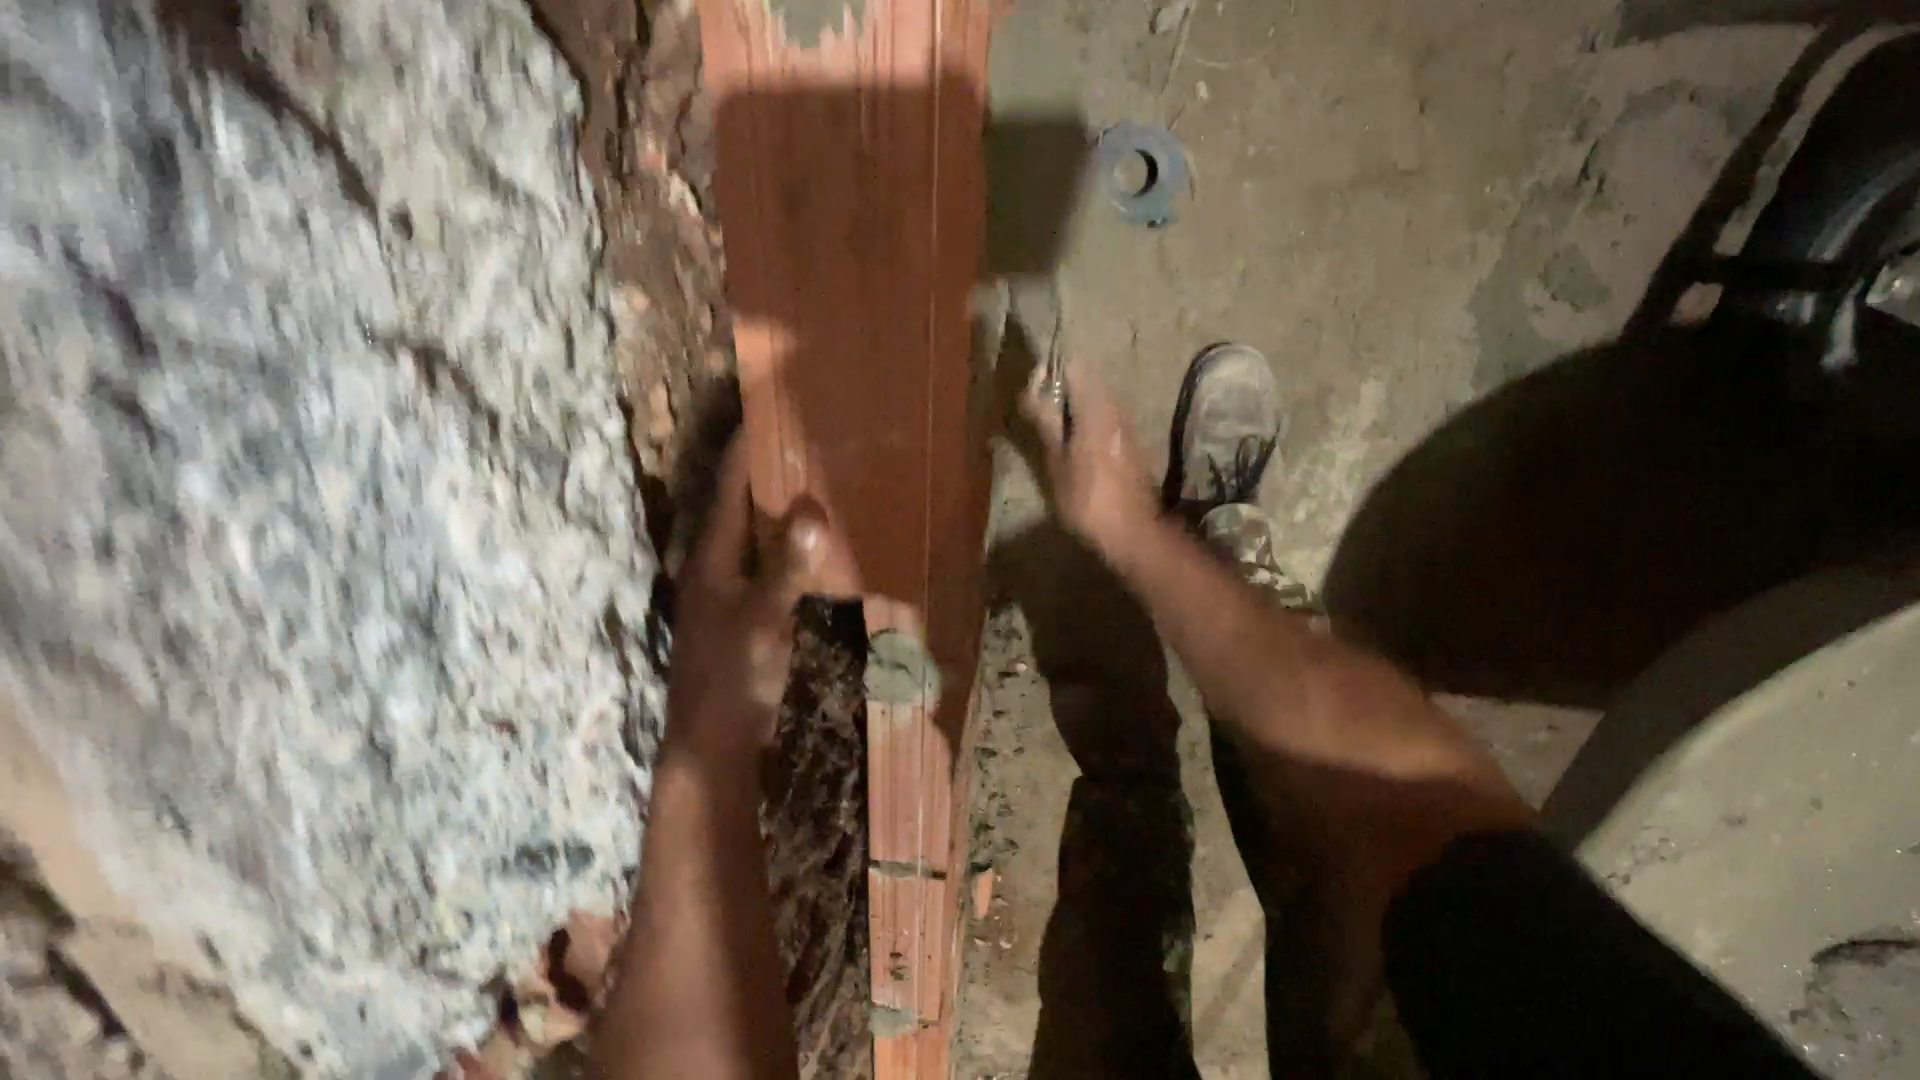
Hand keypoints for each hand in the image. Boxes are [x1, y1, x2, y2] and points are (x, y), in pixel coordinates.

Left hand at [664, 435, 843, 766]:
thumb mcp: (763, 620)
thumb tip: (810, 507)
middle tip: (806, 437)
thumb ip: (786, 566)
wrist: (713, 746)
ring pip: (752, 536)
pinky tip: (812, 545)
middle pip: (739, 506)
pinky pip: (765, 564)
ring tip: (815, 478)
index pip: (729, 489)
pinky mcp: (742, 617)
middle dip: (766, 471)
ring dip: (777, 508)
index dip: (747, 449)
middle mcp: (713, 568)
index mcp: (711, 559)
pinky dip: (786, 545)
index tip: (772, 409)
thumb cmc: (733, 679)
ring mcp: (726, 594)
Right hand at [1021, 358, 1157, 557]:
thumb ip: (1046, 422)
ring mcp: (1125, 426)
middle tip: (1036, 407)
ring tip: (1050, 425)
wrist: (1132, 532)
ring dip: (1073, 405)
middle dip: (1061, 387)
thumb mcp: (1057, 462)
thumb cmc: (1088, 500)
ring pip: (1096, 400)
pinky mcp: (1129, 443)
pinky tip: (1072, 443)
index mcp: (1095, 409)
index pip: (1075, 367)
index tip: (1033, 383)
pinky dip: (1085, 421)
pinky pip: (1104, 418)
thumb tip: (1031, 389)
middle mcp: (1114, 409)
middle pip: (1087, 380)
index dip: (1052, 368)